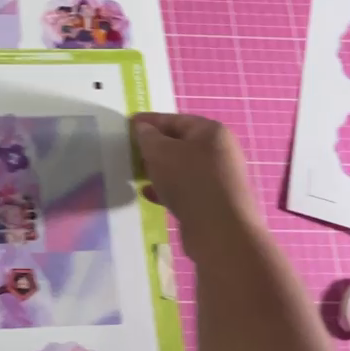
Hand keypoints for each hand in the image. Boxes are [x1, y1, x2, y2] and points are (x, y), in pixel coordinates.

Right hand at [132, 112, 261, 235]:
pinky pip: (185, 188)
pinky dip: (166, 188)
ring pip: (181, 168)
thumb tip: (143, 128)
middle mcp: (219, 151)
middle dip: (154, 147)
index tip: (129, 124)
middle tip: (131, 151)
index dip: (150, 121)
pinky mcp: (213, 200)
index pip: (175, 119)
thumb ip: (148, 137)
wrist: (221, 230)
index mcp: (211, 133)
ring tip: (137, 174)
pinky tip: (148, 194)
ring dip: (159, 169)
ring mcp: (218, 178)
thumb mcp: (160, 152)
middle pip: (180, 143)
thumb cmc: (190, 180)